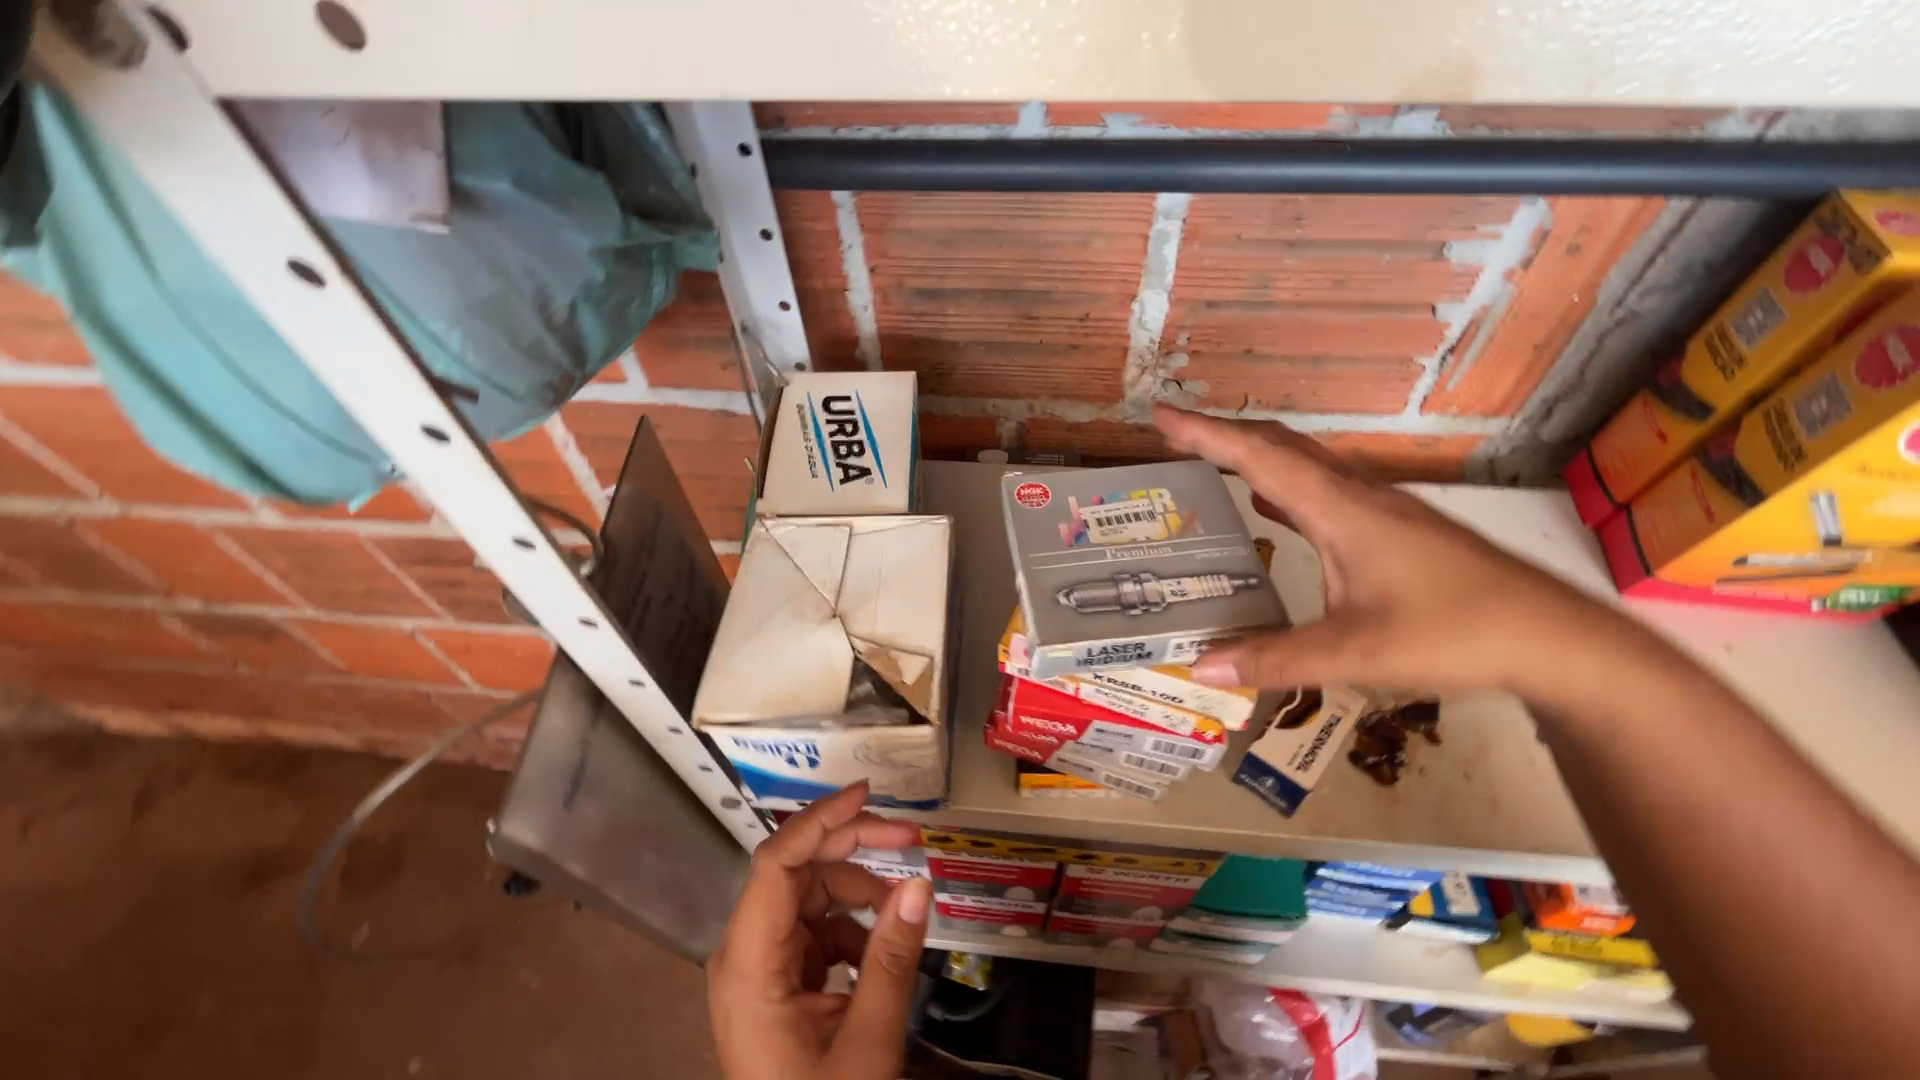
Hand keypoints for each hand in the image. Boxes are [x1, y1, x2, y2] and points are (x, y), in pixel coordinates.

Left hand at [707, 782, 932, 1079]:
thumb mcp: (867, 1040)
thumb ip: (892, 957)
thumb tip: (920, 883)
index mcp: (749, 964)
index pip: (776, 864)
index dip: (820, 820)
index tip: (868, 795)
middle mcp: (744, 954)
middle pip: (795, 873)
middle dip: (852, 849)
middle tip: (910, 838)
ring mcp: (759, 968)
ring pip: (808, 899)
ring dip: (857, 893)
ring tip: (901, 913)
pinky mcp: (776, 983)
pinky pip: (814, 931)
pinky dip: (851, 928)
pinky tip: (880, 948)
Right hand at [1156, 407, 1618, 699]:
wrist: (1551, 637)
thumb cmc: (1453, 634)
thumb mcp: (1355, 654)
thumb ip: (1276, 659)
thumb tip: (1199, 667)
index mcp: (1342, 511)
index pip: (1261, 458)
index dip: (1207, 434)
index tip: (1161, 415)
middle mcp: (1360, 497)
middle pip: (1284, 447)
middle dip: (1226, 435)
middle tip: (1177, 433)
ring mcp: (1383, 510)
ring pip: (1309, 466)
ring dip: (1258, 456)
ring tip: (1215, 462)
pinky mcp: (1398, 529)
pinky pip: (1327, 492)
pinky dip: (1287, 487)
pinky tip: (1273, 509)